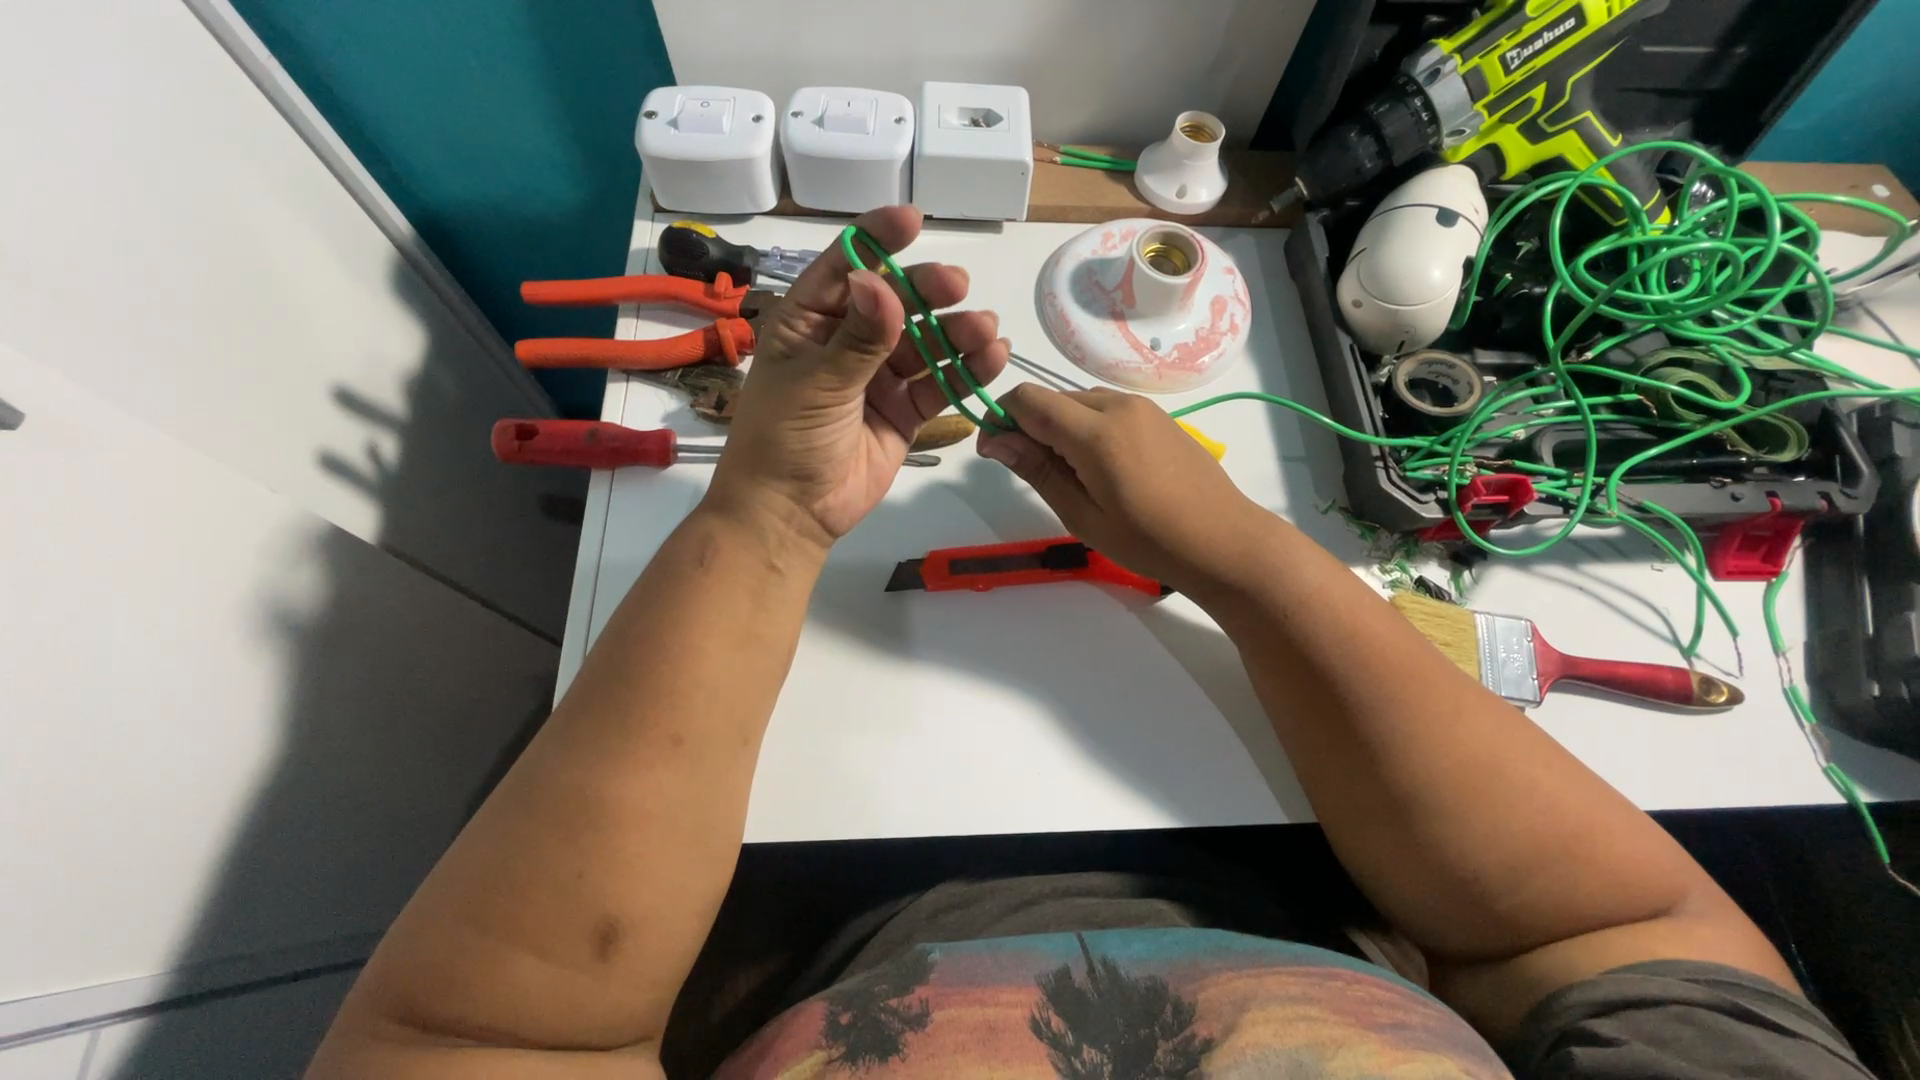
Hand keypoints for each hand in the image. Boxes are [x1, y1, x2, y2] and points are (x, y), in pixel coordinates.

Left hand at [707, 206, 1009, 549]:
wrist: (790, 513)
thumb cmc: (784, 438)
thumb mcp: (816, 382)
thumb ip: (858, 338)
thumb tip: (884, 283)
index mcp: (809, 323)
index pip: (845, 269)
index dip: (877, 241)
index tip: (913, 220)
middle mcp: (846, 344)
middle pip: (895, 304)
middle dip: (928, 292)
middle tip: (958, 285)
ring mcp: (878, 379)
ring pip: (924, 345)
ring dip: (956, 334)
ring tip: (986, 328)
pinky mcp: (903, 415)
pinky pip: (938, 387)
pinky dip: (964, 373)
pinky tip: (992, 357)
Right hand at [977, 384, 1271, 591]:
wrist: (1223, 541)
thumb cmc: (1149, 541)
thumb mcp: (1083, 515)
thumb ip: (1038, 470)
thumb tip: (995, 439)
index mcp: (1096, 431)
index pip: (1028, 400)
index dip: (1001, 420)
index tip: (995, 455)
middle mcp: (1118, 405)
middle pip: (1052, 399)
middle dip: (1030, 427)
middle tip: (1035, 476)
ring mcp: (1142, 407)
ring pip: (1079, 403)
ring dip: (1060, 429)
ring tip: (1073, 479)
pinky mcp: (1158, 416)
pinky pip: (1107, 411)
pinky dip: (1088, 430)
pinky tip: (1103, 471)